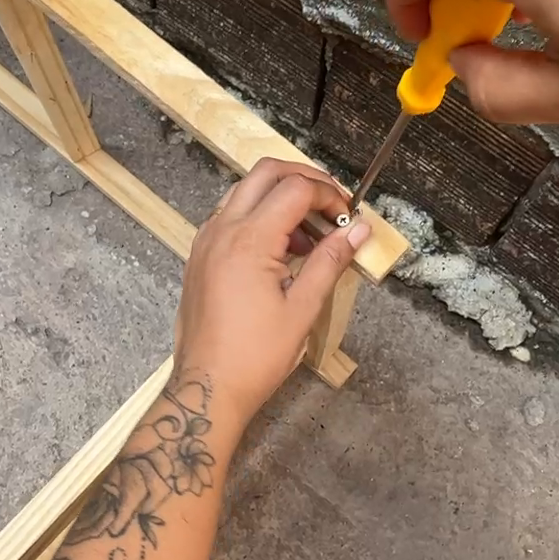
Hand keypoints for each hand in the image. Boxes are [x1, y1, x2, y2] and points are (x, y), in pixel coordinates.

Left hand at [176, 159, 367, 425]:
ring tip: (311, 233)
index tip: (348, 219)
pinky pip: (231, 216)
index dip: (329, 196)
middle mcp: (221, 230)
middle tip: (332, 206)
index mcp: (248, 240)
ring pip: (245, 190)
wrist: (206, 387)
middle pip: (266, 173)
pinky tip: (282, 250)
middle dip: (305, 179)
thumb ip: (330, 261)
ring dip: (281, 197)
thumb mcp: (303, 309)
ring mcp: (206, 241)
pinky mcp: (200, 256)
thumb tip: (358, 230)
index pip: (295, 189)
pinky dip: (260, 216)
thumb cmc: (255, 356)